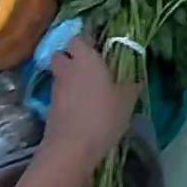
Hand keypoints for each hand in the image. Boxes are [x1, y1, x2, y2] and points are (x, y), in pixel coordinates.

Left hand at [41, 37, 139, 174]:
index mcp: (86, 58)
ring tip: (86, 91)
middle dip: (71, 58)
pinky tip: (81, 109)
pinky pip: (59, 95)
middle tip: (88, 68)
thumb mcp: (126, 100)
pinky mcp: (49, 108)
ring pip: (59, 74)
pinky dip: (66, 97)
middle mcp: (67, 68)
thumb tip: (137, 81)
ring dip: (69, 78)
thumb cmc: (102, 115)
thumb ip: (131, 86)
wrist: (71, 148)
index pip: (78, 39)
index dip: (86, 43)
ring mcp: (56, 88)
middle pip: (62, 54)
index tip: (98, 50)